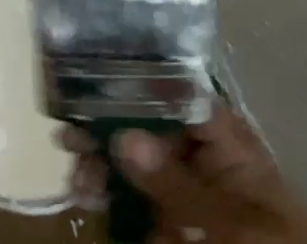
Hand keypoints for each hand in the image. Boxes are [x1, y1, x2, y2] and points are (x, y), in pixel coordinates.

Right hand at [61, 106, 306, 243]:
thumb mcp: (233, 227)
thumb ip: (180, 184)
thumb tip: (124, 136)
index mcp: (236, 159)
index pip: (188, 104)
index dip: (144, 86)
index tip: (96, 79)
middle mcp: (205, 172)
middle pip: (148, 131)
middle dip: (106, 129)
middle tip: (70, 135)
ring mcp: (183, 202)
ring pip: (129, 164)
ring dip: (96, 162)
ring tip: (75, 175)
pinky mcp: (165, 228)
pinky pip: (125, 200)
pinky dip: (99, 193)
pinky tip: (81, 195)